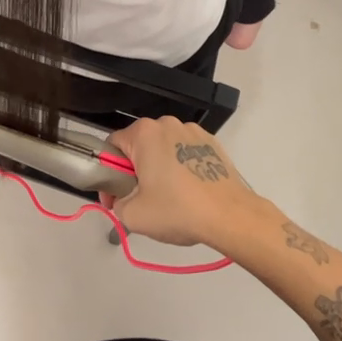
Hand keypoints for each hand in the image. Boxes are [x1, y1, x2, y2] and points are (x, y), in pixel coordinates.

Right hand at [104, 117, 264, 247]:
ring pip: (164, 149)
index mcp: (143, 133)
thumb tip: (120, 200)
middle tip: (143, 200)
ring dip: (160, 168)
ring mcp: (192, 131)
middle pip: (139, 146)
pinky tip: (190, 190)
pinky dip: (183, 167)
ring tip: (171, 197)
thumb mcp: (134, 216)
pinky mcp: (211, 143)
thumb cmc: (178, 210)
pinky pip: (186, 152)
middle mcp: (166, 123)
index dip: (110, 173)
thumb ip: (116, 204)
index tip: (118, 197)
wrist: (231, 216)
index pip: (113, 146)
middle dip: (136, 171)